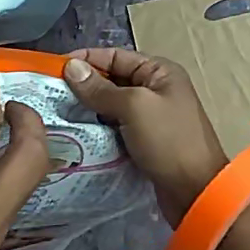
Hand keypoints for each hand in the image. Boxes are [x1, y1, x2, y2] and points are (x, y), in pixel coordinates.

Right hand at [63, 47, 226, 225]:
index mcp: (159, 72)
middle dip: (83, 84)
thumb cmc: (169, 141)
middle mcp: (155, 89)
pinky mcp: (144, 139)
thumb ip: (100, 87)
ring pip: (110, 103)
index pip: (114, 55)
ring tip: (58, 111)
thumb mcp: (133, 107)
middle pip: (111, 78)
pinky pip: (114, 124)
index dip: (85, 59)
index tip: (54, 68)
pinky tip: (77, 130)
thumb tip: (70, 67)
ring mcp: (150, 116)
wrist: (197, 194)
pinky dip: (96, 125)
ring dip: (87, 106)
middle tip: (51, 92)